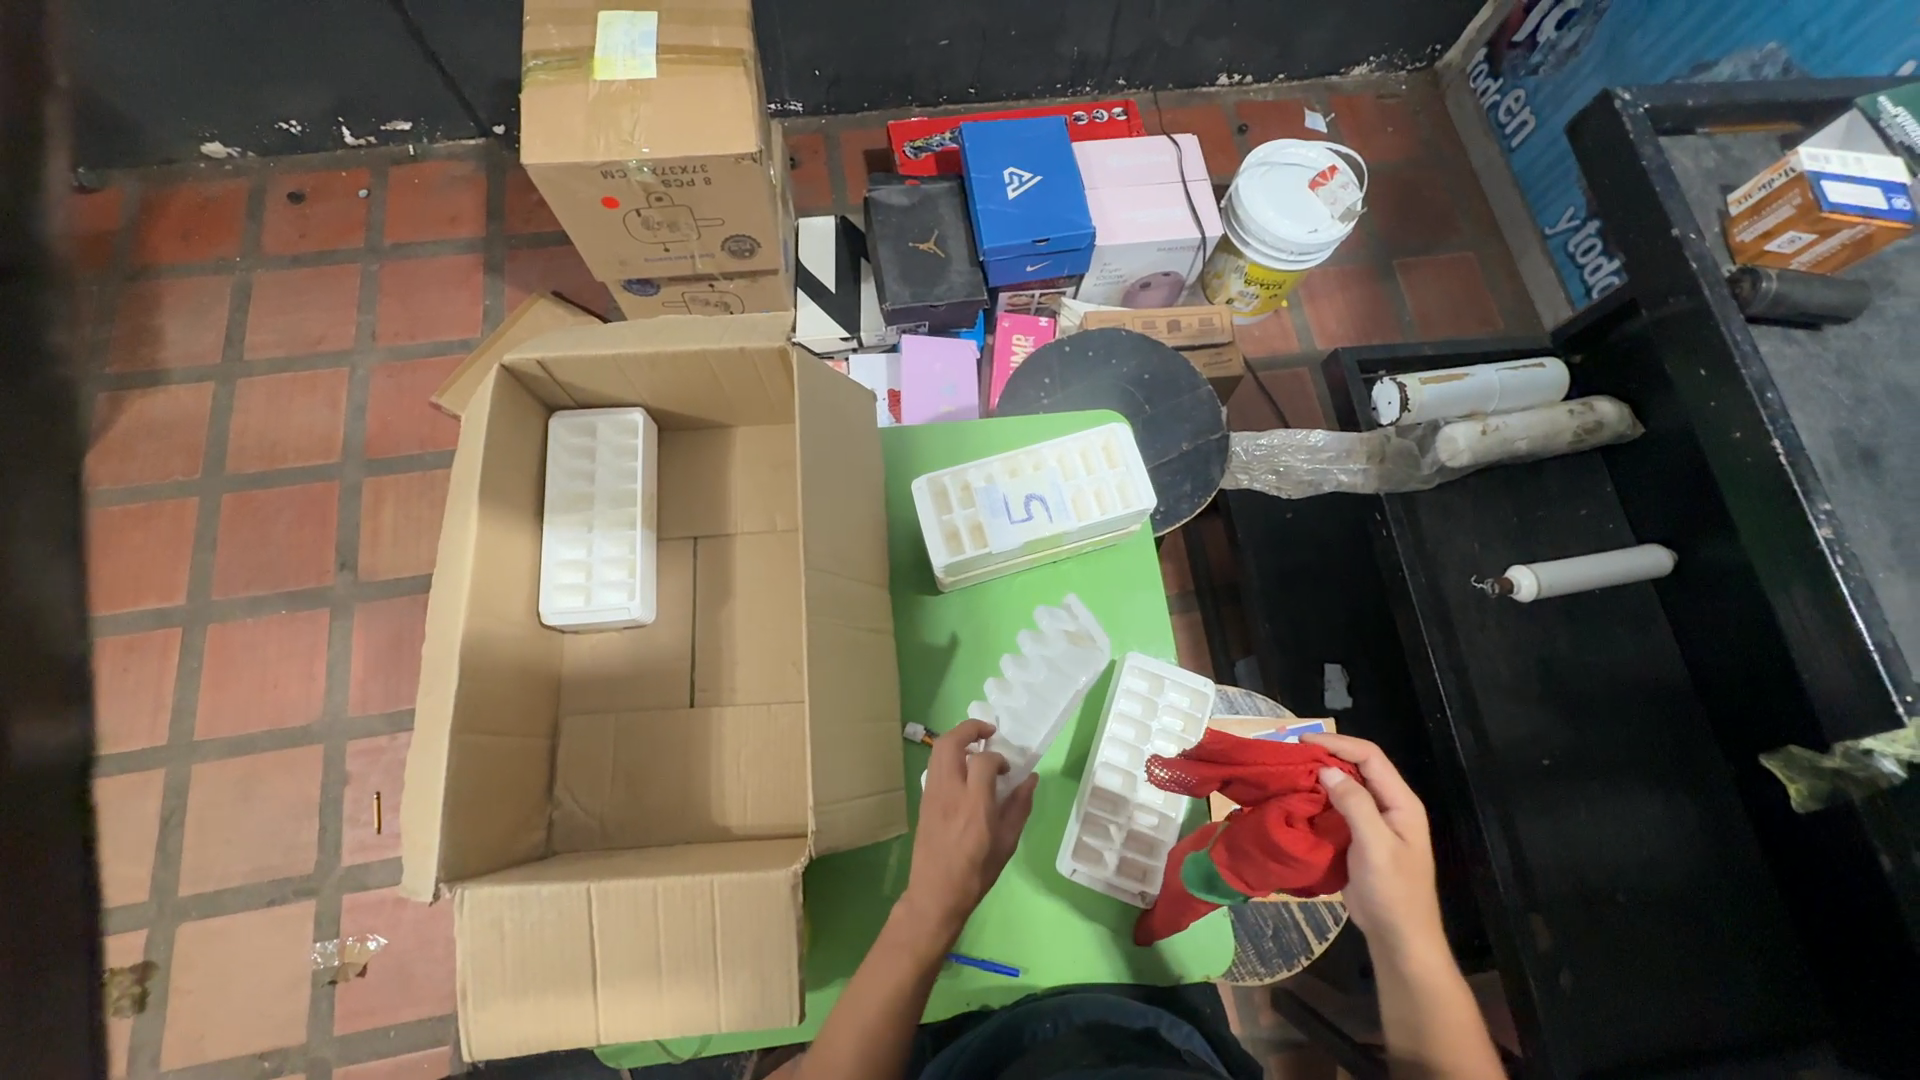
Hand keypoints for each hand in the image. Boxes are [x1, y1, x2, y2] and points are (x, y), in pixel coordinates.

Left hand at [900, 718, 1036, 945]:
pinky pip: (933, 765)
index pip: (984, 761)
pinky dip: (948, 756)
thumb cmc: (976, 873)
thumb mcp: (1007, 843)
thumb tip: (1030, 779)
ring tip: (975, 746)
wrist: (935, 894)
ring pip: (937, 750)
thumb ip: (1019, 807)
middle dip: (969, 728)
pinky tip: (962, 770)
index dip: (998, 758)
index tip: (1007, 770)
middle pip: (950, 743)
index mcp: (974, 805)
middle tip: (988, 732)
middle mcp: (949, 792)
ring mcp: (931, 793)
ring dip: (957, 740)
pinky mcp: (922, 799)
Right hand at [1303, 733, 1445, 959]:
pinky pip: (1337, 806)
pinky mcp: (1358, 836)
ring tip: (1289, 771)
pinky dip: (1318, 797)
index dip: (1338, 743)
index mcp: (1401, 802)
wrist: (1399, 937)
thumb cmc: (1393, 892)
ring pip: (1345, 785)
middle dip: (1326, 755)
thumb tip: (1326, 768)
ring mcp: (1373, 822)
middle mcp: (1389, 805)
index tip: (1303, 742)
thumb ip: (1355, 805)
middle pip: (1358, 766)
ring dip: (1320, 776)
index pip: (1370, 757)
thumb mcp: (1376, 846)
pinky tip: (1297, 798)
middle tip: (1291, 754)